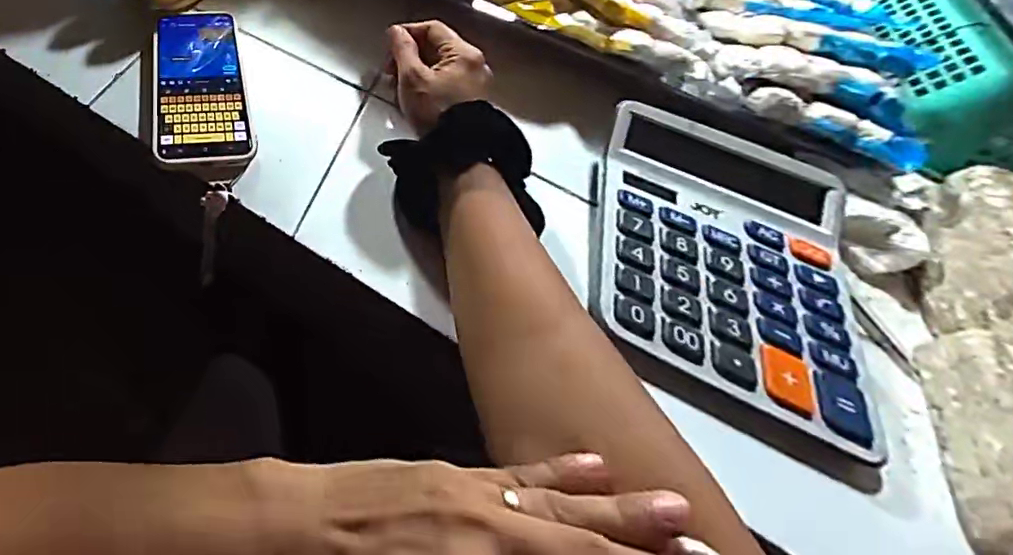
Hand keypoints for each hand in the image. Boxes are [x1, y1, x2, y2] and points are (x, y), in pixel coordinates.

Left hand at [280, 453, 698, 553]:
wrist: (305, 522)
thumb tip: (548, 546)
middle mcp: (488, 523)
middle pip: (579, 538)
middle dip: (641, 545)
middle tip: (706, 546)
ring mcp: (470, 491)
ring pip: (555, 503)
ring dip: (616, 511)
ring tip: (673, 510)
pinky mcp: (451, 473)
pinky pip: (514, 473)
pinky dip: (557, 473)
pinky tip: (592, 465)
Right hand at [388, 21, 491, 132]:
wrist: (458, 153)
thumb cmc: (436, 113)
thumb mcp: (411, 77)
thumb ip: (402, 49)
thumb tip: (396, 31)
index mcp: (464, 54)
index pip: (432, 28)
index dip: (407, 31)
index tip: (390, 43)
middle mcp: (475, 65)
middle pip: (436, 46)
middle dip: (409, 55)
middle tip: (390, 68)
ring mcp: (475, 83)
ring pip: (439, 65)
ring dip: (415, 70)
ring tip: (398, 86)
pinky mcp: (471, 100)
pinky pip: (446, 81)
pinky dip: (427, 83)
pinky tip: (413, 97)